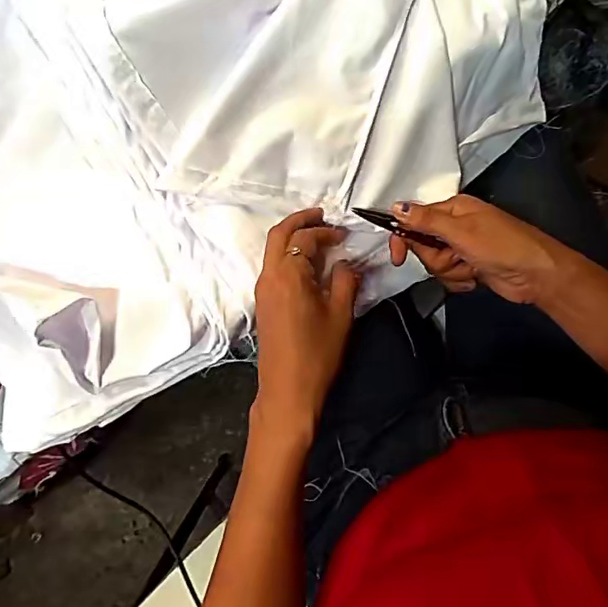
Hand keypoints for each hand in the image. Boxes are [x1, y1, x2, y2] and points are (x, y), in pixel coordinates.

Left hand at [252, 208, 360, 426]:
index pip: (305, 238)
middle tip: (322, 216)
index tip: (344, 235)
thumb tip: (346, 265)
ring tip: (319, 238)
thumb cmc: (316, 354)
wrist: (287, 390)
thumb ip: (344, 282)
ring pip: (273, 250)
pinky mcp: (263, 303)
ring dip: (294, 238)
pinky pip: (274, 267)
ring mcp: (262, 290)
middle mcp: (269, 276)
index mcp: (288, 274)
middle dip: (301, 221)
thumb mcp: (340, 315)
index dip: (326, 231)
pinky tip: (309, 265)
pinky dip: (290, 256)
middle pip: (279, 235)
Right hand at [387, 196, 566, 304]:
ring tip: (471, 268)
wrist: (536, 275)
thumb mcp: (460, 231)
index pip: (413, 219)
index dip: (403, 238)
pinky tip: (476, 278)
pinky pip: (448, 277)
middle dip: (436, 258)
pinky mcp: (469, 267)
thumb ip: (425, 220)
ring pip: (435, 264)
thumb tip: (396, 207)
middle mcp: (455, 226)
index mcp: (453, 209)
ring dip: (450, 271)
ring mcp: (462, 248)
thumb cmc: (503, 246)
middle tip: (456, 257)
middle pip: (422, 246)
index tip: (397, 256)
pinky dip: (459, 281)